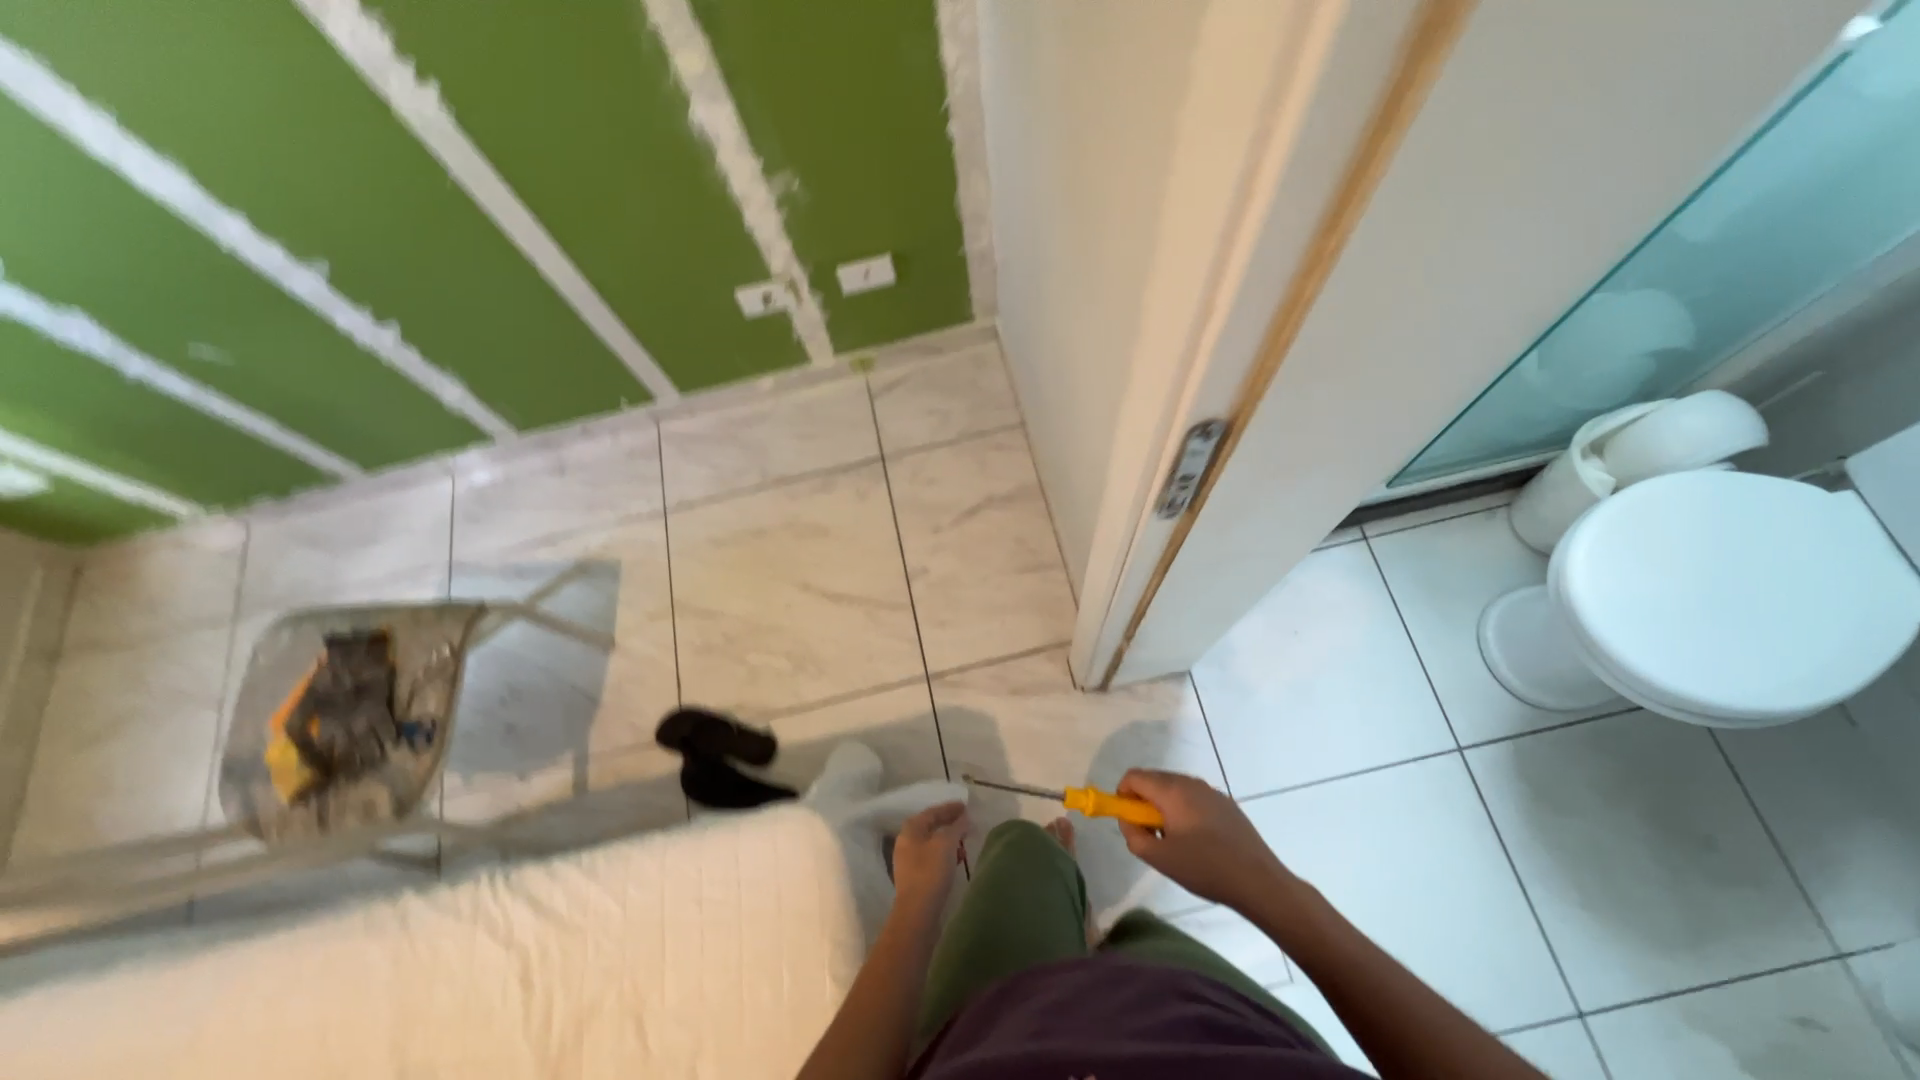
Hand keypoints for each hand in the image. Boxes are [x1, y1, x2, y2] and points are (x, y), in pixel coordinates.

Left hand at [891, 801, 968, 911]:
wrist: (917, 911)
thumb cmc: (930, 872)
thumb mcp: (946, 844)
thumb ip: (956, 827)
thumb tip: (964, 818)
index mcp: (910, 830)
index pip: (932, 812)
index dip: (949, 808)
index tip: (965, 806)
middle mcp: (906, 842)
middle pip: (930, 826)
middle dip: (948, 823)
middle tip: (966, 821)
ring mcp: (908, 861)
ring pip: (931, 843)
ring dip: (947, 839)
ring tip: (964, 839)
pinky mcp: (915, 877)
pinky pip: (931, 857)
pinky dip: (944, 853)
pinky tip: (956, 859)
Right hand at [1117, 768, 1298, 912]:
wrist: (1258, 880)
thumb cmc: (1204, 868)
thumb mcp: (1159, 858)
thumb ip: (1133, 835)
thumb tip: (1127, 820)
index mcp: (1172, 791)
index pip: (1134, 776)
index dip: (1122, 795)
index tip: (1130, 821)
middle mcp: (1191, 783)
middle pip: (1154, 780)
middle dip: (1143, 803)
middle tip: (1151, 835)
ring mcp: (1211, 792)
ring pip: (1175, 790)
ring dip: (1164, 808)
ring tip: (1175, 842)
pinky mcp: (1226, 804)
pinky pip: (1194, 799)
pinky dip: (1184, 811)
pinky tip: (1198, 842)